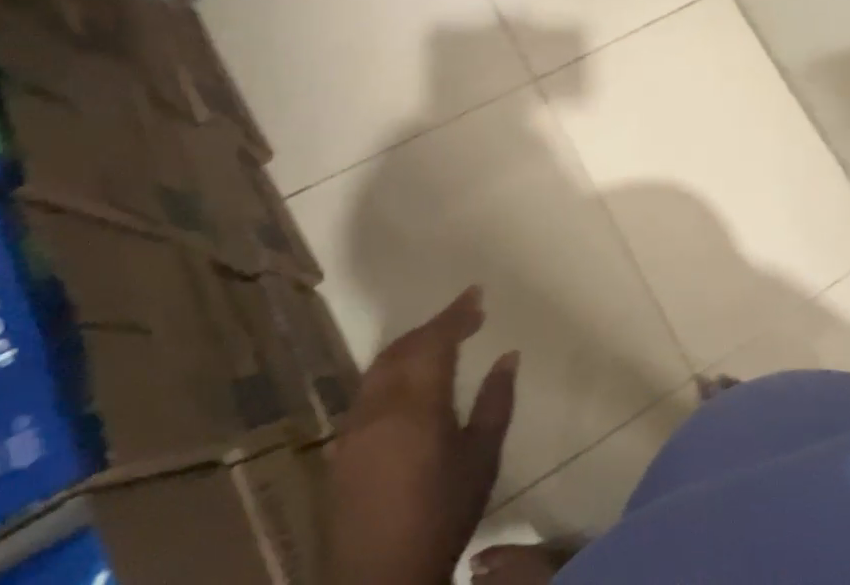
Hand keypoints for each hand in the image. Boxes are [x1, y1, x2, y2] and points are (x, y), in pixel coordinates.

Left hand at [330, 286, 520, 584]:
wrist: (380, 576)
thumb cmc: (444, 514)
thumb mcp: (482, 459)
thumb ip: (496, 401)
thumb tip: (508, 355)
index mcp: (416, 404)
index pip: (435, 341)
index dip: (457, 313)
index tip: (477, 293)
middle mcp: (378, 405)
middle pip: (403, 348)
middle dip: (434, 326)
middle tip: (465, 316)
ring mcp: (354, 425)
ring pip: (380, 367)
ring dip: (411, 346)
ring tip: (440, 342)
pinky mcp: (342, 446)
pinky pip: (369, 389)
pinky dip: (393, 371)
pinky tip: (409, 381)